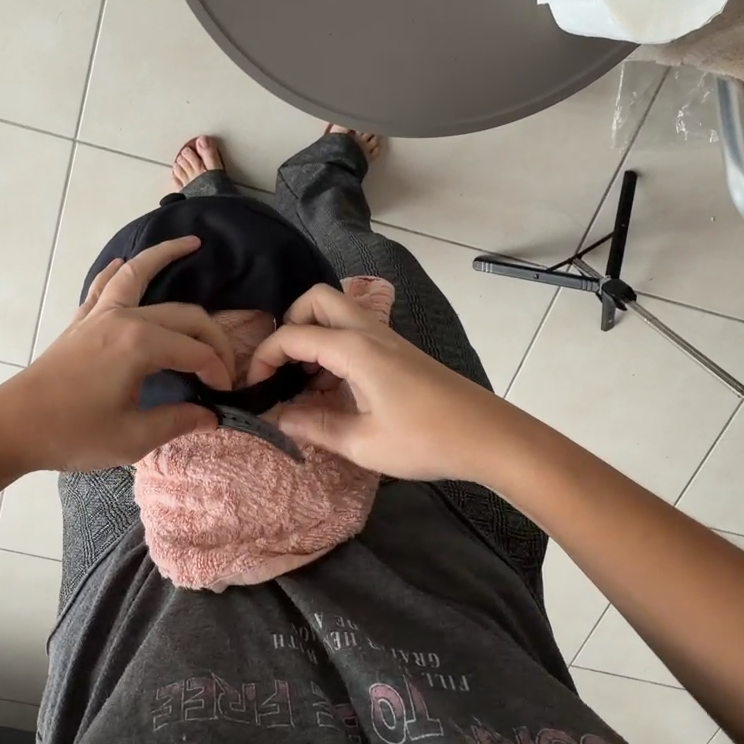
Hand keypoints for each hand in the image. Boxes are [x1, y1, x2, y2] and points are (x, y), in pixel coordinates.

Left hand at [0, 237, 235, 473]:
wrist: (10, 427)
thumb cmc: (71, 434)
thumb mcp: (132, 438)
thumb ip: (177, 422)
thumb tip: (211, 416)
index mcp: (140, 346)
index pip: (197, 352)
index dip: (218, 372)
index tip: (225, 398)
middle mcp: (123, 320)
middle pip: (183, 316)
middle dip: (212, 337)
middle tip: (226, 365)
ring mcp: (98, 316)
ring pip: (138, 275)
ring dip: (164, 256)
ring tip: (190, 243)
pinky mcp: (80, 323)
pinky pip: (103, 287)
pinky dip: (117, 272)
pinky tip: (122, 263)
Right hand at [245, 284, 534, 483]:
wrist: (490, 436)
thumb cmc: (426, 440)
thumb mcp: (362, 443)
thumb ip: (313, 426)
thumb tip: (276, 418)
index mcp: (355, 348)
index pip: (293, 335)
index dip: (264, 359)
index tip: (253, 390)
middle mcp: (368, 331)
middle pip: (316, 299)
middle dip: (289, 325)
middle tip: (283, 368)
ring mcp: (386, 338)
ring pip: (336, 312)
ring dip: (312, 337)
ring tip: (305, 387)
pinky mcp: (398, 351)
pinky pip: (354, 332)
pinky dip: (333, 348)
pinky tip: (334, 390)